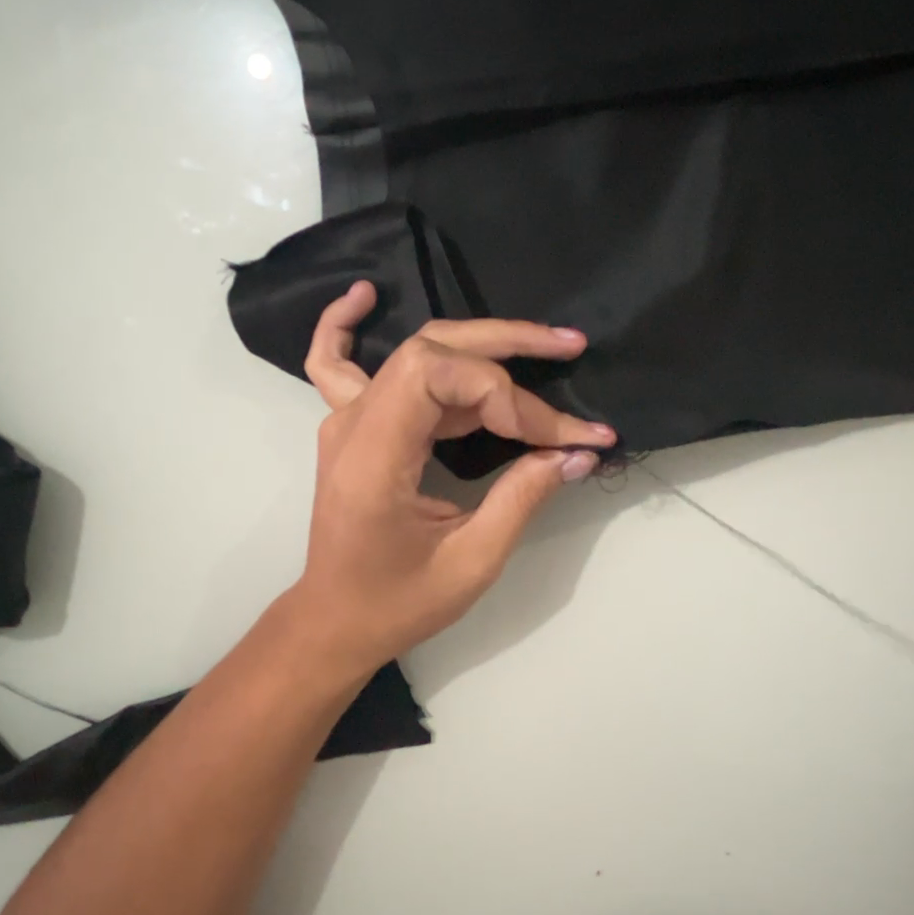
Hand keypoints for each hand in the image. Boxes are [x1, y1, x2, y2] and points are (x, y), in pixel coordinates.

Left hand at [270, 281, 615, 681]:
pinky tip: (363, 294)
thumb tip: (578, 454)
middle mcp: (353, 423)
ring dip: (480, 344)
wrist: (335, 620)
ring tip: (545, 344)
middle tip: (572, 346)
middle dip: (509, 345)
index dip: (506, 396)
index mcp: (375, 457)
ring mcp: (346, 418)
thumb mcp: (472, 563)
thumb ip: (523, 498)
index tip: (556, 439)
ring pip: (414, 352)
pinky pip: (337, 361)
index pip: (440, 378)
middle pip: (432, 349)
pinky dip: (346, 324)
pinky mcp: (353, 424)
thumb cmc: (398, 602)